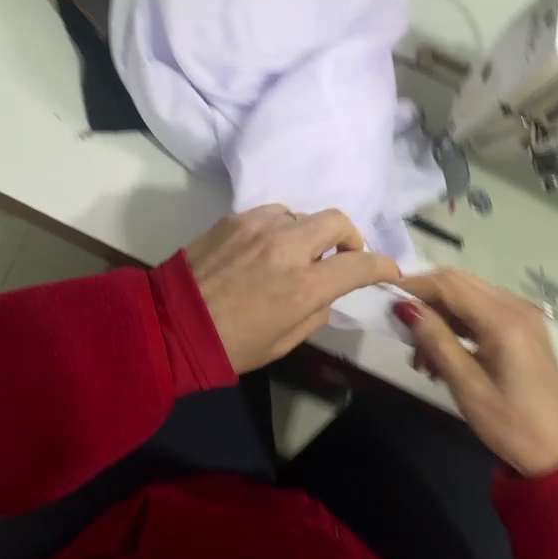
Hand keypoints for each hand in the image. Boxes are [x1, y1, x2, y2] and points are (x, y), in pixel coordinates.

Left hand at [184, 205, 401, 373]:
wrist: (170, 323)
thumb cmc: (230, 345)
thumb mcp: (283, 342)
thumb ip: (315, 312)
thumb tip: (328, 292)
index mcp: (303, 286)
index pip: (359, 264)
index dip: (382, 266)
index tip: (387, 270)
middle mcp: (286, 247)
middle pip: (337, 220)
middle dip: (350, 237)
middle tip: (342, 256)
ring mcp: (259, 226)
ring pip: (302, 215)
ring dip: (308, 233)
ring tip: (294, 255)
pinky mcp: (235, 217)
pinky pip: (271, 214)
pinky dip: (279, 228)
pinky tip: (266, 248)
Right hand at [394, 268, 557, 477]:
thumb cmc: (511, 425)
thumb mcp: (466, 385)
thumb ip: (436, 340)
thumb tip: (404, 306)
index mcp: (505, 320)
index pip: (449, 284)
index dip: (415, 286)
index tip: (386, 299)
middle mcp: (516, 306)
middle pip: (458, 282)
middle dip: (426, 300)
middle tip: (403, 331)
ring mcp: (522, 315)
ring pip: (467, 295)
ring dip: (440, 315)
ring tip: (422, 356)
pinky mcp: (523, 326)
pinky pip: (481, 309)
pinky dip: (458, 323)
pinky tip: (444, 352)